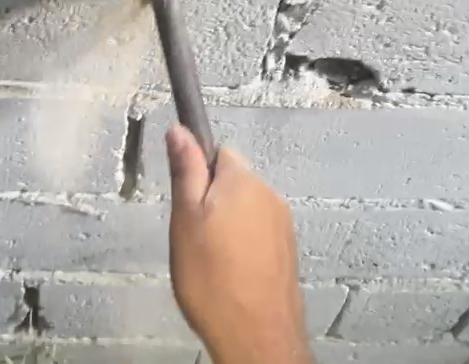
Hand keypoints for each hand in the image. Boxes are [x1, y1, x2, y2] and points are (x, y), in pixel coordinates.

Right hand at [166, 125, 312, 363]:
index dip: (198, 172)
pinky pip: (259, 232)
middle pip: (233, 180)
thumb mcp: (185, 217)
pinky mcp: (288, 253)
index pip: (218, 151)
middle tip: (194, 234)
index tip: (188, 203)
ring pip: (246, 208)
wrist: (257, 340)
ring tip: (211, 259)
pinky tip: (232, 273)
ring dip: (228, 222)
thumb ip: (185, 169)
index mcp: (244, 179)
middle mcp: (269, 193)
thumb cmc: (211, 275)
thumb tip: (180, 128)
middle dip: (212, 199)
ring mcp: (283, 225)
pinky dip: (244, 244)